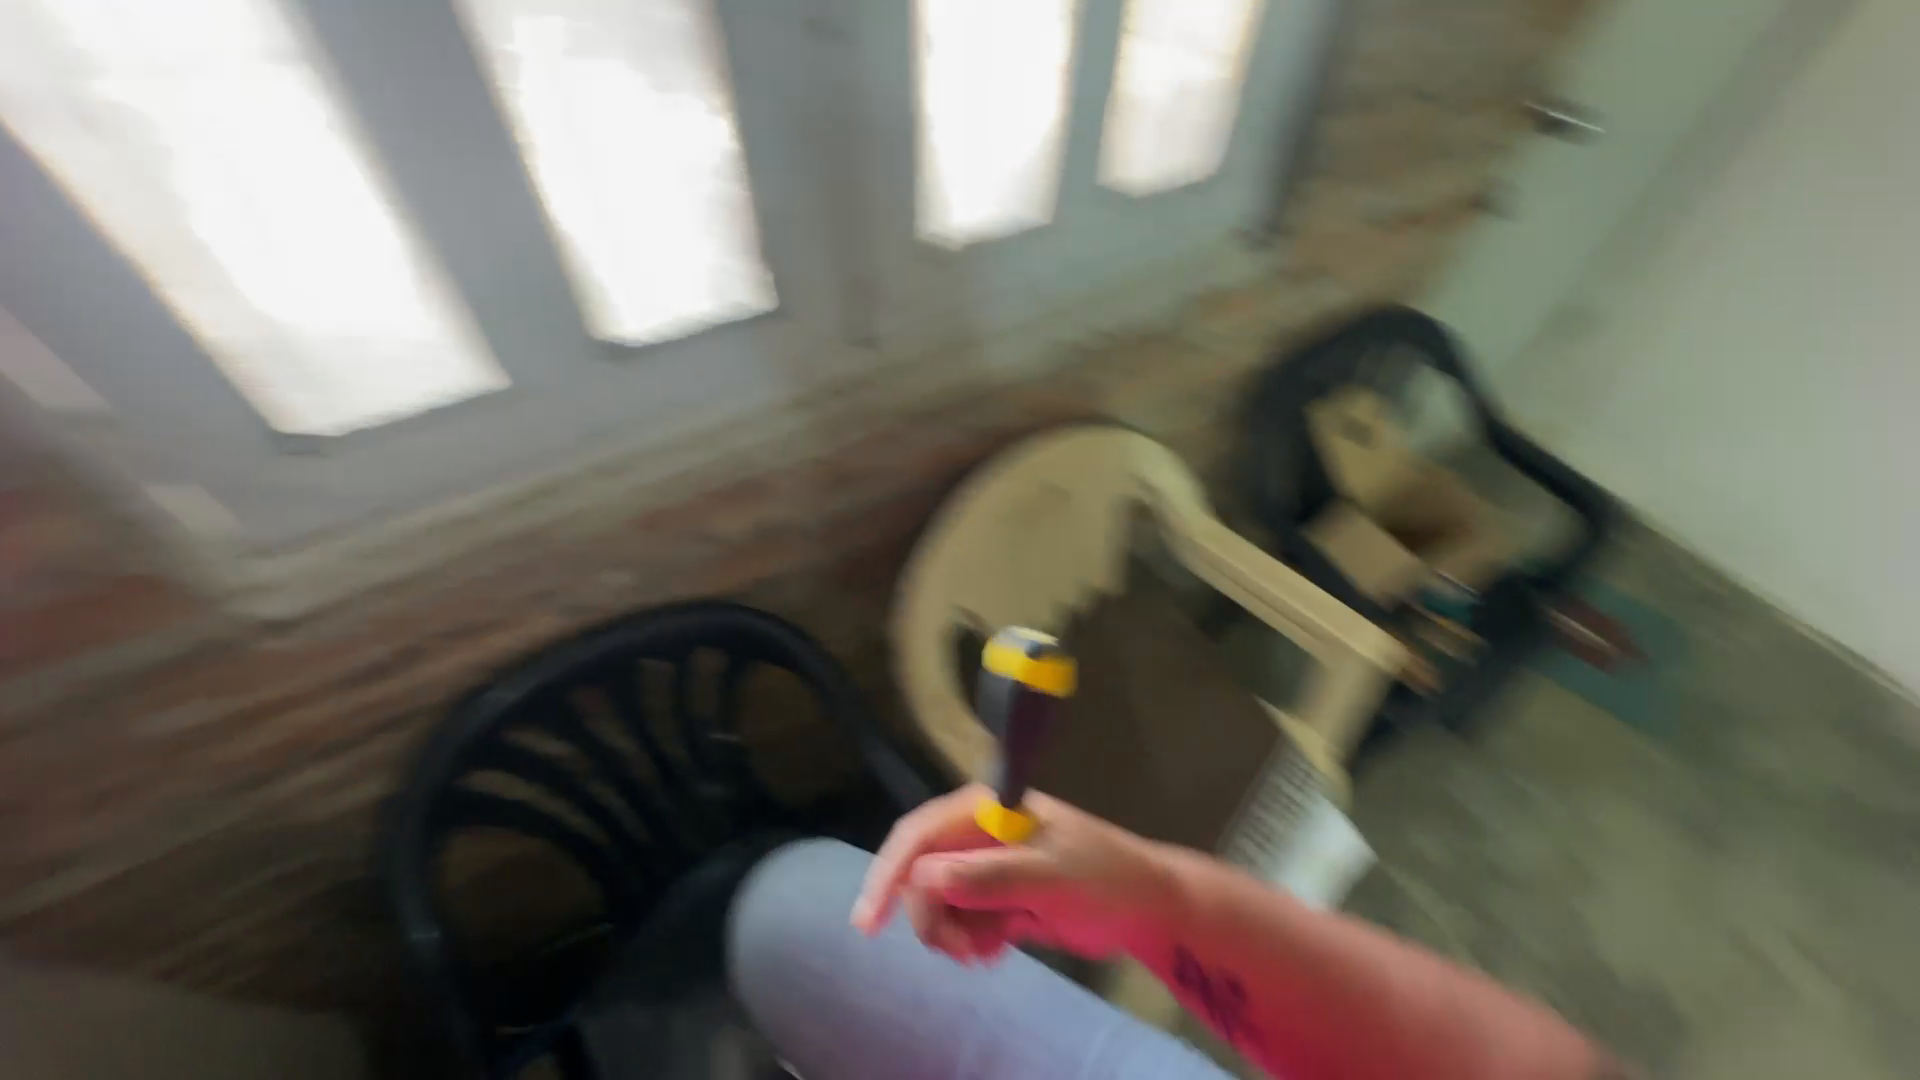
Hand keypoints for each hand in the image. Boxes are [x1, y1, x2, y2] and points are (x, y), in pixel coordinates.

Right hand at [850, 784, 1176, 964]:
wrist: (1144, 907)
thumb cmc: (1104, 877)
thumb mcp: (1050, 877)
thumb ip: (991, 875)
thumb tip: (927, 876)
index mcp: (985, 809)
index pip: (920, 833)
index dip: (889, 872)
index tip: (868, 923)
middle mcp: (976, 832)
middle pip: (922, 874)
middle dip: (933, 918)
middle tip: (962, 952)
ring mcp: (985, 864)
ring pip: (938, 903)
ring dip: (954, 934)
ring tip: (987, 952)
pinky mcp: (995, 894)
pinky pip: (961, 920)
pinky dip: (971, 940)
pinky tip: (1000, 947)